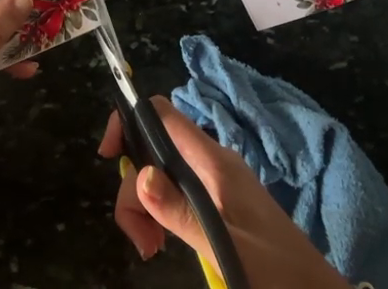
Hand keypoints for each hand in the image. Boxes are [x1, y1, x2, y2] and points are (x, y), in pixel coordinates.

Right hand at [100, 96, 350, 288]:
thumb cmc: (279, 272)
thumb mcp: (227, 248)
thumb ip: (183, 214)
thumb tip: (139, 175)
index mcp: (214, 161)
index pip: (162, 114)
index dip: (128, 122)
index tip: (108, 156)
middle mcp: (211, 162)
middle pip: (153, 150)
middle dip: (133, 186)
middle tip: (140, 240)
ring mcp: (215, 181)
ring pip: (161, 173)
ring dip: (144, 204)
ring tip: (151, 248)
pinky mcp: (218, 202)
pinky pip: (176, 191)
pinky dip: (160, 211)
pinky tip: (163, 242)